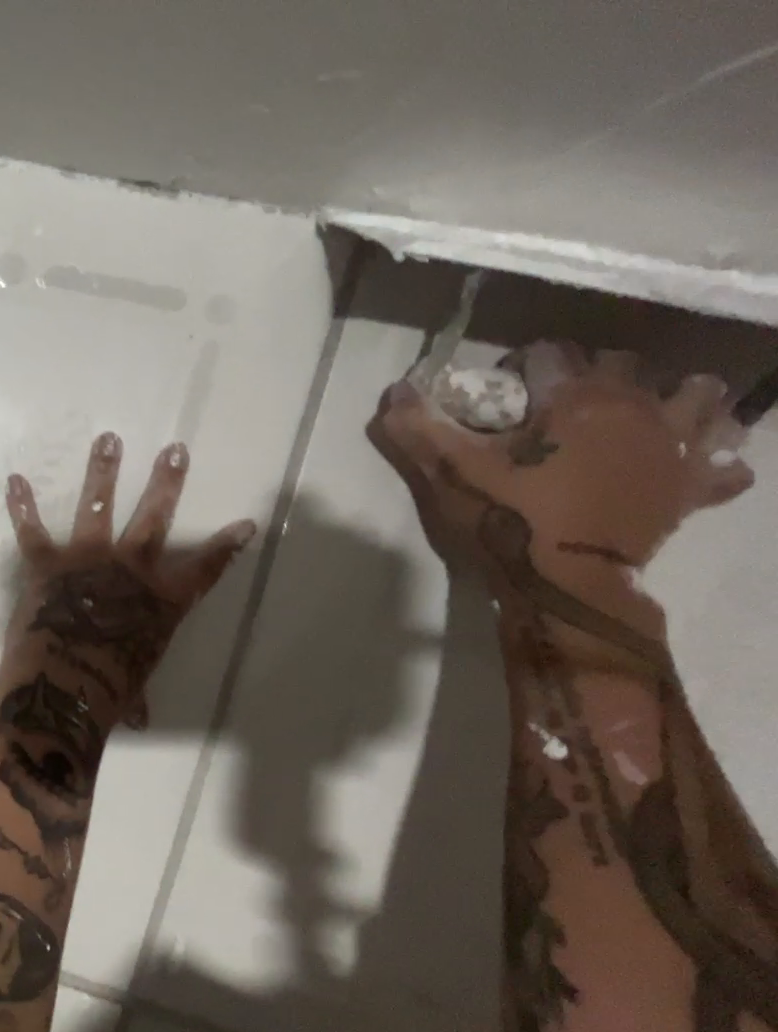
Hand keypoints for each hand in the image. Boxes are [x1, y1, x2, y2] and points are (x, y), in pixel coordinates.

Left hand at [4, 432, 256, 726]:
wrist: (63, 683)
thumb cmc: (107, 692)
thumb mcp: (133, 689)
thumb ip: (135, 692)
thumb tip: (137, 718)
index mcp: (162, 601)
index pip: (204, 569)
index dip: (226, 547)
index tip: (245, 523)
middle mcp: (129, 570)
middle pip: (155, 519)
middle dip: (166, 483)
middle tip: (174, 450)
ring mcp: (87, 560)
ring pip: (97, 506)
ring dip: (103, 472)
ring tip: (108, 439)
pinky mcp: (46, 563)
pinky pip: (31, 529)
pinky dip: (22, 504)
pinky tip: (15, 479)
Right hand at [369, 341, 754, 639]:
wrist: (567, 586)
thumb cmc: (507, 519)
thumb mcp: (449, 473)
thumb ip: (418, 427)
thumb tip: (396, 388)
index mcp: (579, 398)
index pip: (550, 354)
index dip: (519, 368)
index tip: (500, 394)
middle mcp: (638, 408)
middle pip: (622, 364)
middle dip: (590, 376)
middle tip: (555, 409)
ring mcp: (678, 447)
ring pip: (698, 396)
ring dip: (669, 400)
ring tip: (634, 419)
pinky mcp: (694, 488)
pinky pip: (726, 463)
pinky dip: (710, 459)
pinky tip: (679, 465)